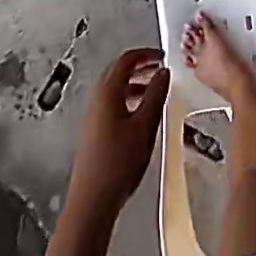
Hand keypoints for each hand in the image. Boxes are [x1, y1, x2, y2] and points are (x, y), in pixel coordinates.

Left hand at [66, 48, 169, 214]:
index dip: (145, 55)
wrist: (93, 200)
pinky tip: (143, 115)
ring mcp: (94, 115)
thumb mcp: (145, 126)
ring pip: (116, 89)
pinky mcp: (95, 130)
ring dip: (136, 84)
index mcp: (107, 92)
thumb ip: (156, 96)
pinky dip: (130, 100)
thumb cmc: (118, 162)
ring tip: (156, 91)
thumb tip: (163, 74)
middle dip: (140, 67)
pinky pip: (113, 104)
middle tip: (160, 69)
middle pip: (118, 72)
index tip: (162, 56)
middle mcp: (97, 99)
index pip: (126, 60)